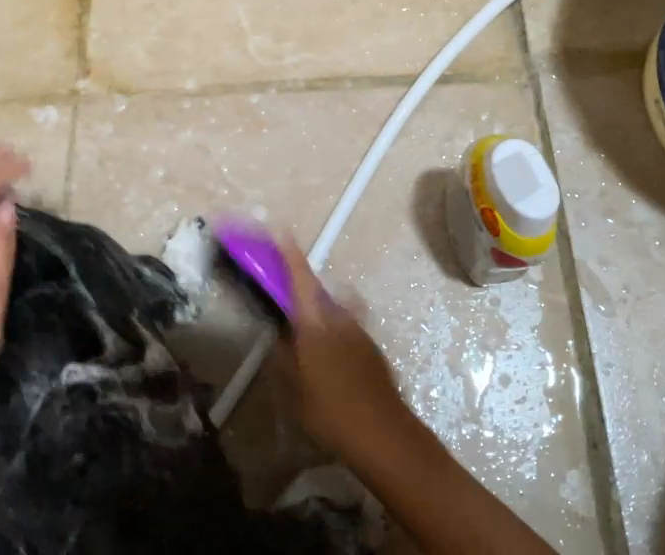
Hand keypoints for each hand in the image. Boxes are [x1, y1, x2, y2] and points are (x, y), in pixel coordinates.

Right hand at [272, 236, 412, 455]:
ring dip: (317, 316)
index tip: (280, 229)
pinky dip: (332, 334)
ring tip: (305, 343)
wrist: (385, 435)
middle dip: (299, 291)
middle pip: (316, 293)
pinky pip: (345, 330)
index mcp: (315, 323)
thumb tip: (279, 337)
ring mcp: (360, 332)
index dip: (289, 252)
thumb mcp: (293, 389)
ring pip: (332, 313)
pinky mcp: (373, 348)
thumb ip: (283, 357)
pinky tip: (328, 364)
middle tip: (282, 304)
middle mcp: (340, 318)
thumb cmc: (331, 411)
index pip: (300, 277)